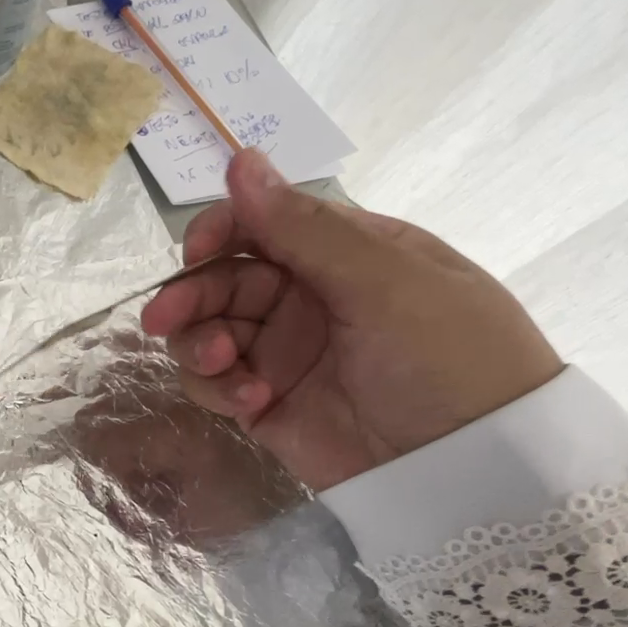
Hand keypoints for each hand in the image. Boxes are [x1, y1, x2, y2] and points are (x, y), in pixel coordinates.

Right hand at [140, 149, 562, 490]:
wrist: (465, 467)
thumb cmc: (446, 356)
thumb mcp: (383, 281)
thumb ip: (304, 226)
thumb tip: (239, 158)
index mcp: (343, 253)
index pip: (262, 226)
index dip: (220, 232)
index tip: (195, 251)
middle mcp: (304, 297)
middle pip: (221, 279)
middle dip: (190, 296)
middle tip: (162, 320)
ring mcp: (279, 351)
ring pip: (204, 329)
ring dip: (196, 342)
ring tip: (218, 363)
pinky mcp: (259, 399)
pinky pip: (211, 381)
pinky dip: (216, 386)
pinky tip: (250, 400)